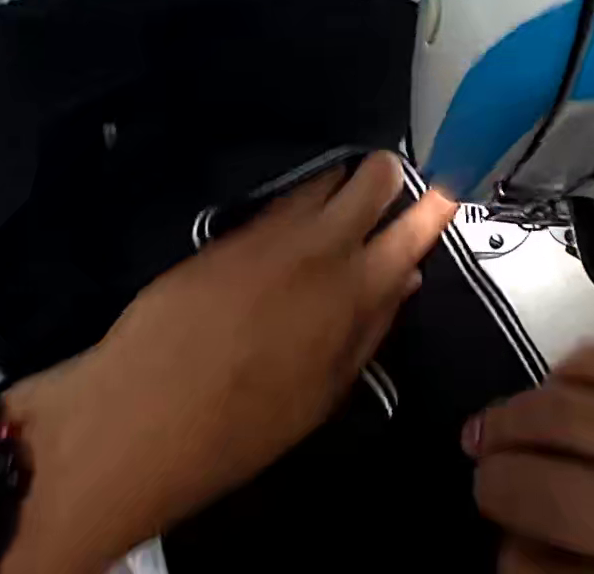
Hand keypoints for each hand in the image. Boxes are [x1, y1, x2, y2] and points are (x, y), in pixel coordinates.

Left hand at [1, 152, 456, 572]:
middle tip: (385, 195)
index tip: (450, 184)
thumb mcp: (327, 390)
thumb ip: (373, 326)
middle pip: (375, 173)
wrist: (142, 409)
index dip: (439, 199)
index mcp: (358, 288)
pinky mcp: (237, 225)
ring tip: (336, 213)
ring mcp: (277, 227)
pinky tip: (290, 234)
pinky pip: (285, 198)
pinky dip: (301, 204)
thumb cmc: (247, 420)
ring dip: (342, 185)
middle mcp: (324, 242)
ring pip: (328, 175)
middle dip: (388, 173)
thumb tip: (404, 278)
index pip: (416, 225)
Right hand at [466, 346, 593, 573]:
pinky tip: (571, 383)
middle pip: (549, 428)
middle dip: (498, 441)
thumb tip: (542, 561)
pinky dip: (582, 369)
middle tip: (473, 455)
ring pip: (578, 382)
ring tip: (505, 418)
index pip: (543, 496)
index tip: (482, 508)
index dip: (499, 501)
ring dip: (532, 398)